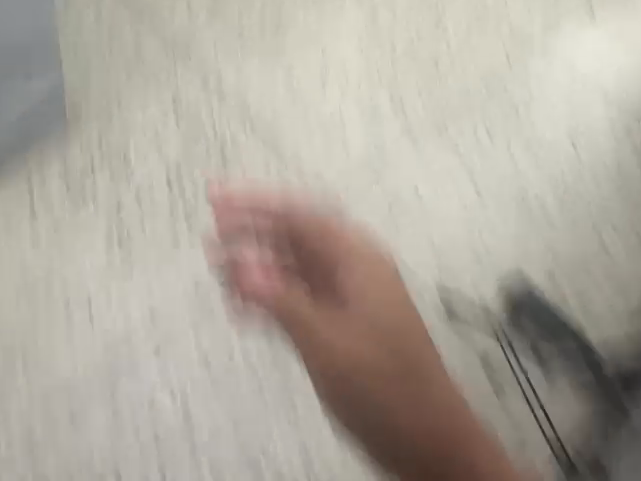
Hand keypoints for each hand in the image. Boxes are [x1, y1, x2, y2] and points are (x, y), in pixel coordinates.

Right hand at [209, 186, 522, 480]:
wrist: (430, 443)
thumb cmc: (387, 388)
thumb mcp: (327, 341)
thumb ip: (280, 299)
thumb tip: (239, 263)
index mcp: (357, 259)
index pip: (299, 215)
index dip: (255, 202)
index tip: (218, 197)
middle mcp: (352, 269)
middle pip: (294, 235)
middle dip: (251, 230)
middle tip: (211, 229)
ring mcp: (346, 298)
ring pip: (293, 266)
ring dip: (256, 264)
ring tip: (217, 267)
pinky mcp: (339, 325)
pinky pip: (297, 296)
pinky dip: (268, 296)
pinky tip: (241, 306)